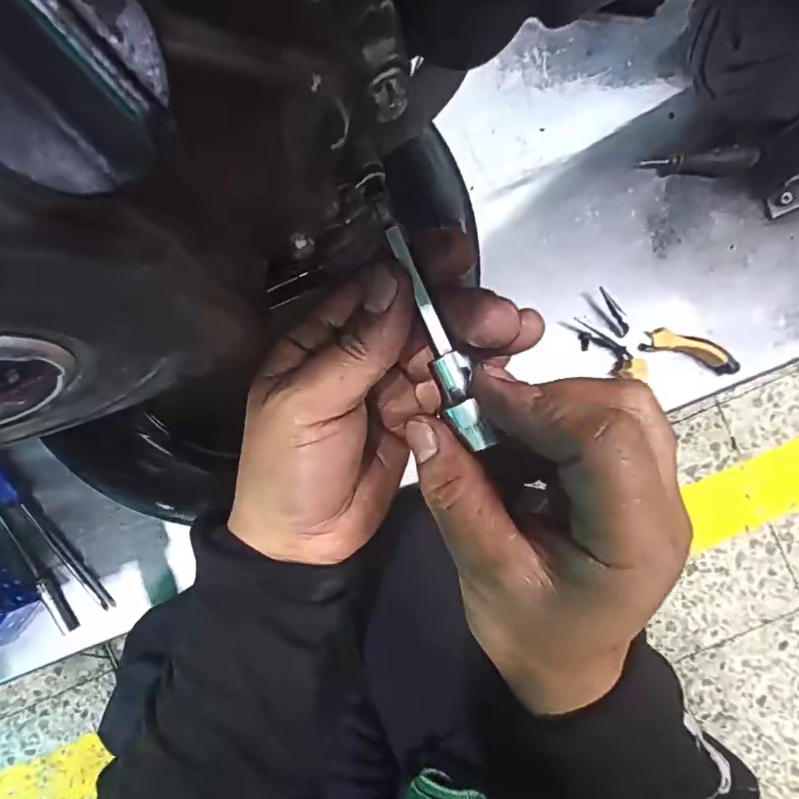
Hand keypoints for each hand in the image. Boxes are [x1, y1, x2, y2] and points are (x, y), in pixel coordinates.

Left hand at [228, 233, 542, 564]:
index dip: (412, 273)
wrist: (298, 541)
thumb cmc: (283, 470)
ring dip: (476, 341)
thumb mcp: (305, 406)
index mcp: (316, 345)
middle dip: (457, 311)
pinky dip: (475, 381)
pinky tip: (502, 368)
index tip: (454, 258)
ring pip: (437, 352)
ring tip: (516, 334)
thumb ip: (352, 350)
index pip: (369, 294)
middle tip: (500, 315)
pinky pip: (448, 391)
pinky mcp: (413, 421)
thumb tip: (391, 281)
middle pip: (413, 320)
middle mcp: (354, 359)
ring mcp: (386, 390)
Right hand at [402, 372, 690, 714]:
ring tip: (490, 433)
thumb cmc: (530, 635)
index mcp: (636, 537)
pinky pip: (601, 427)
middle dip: (544, 398)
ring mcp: (654, 491)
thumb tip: (425, 429)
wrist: (567, 667)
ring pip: (616, 409)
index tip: (472, 396)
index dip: (538, 405)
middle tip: (478, 412)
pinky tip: (511, 449)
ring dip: (546, 408)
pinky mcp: (633, 485)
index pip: (608, 439)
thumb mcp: (484, 574)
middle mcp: (662, 504)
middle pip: (623, 409)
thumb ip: (457, 500)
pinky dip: (549, 425)